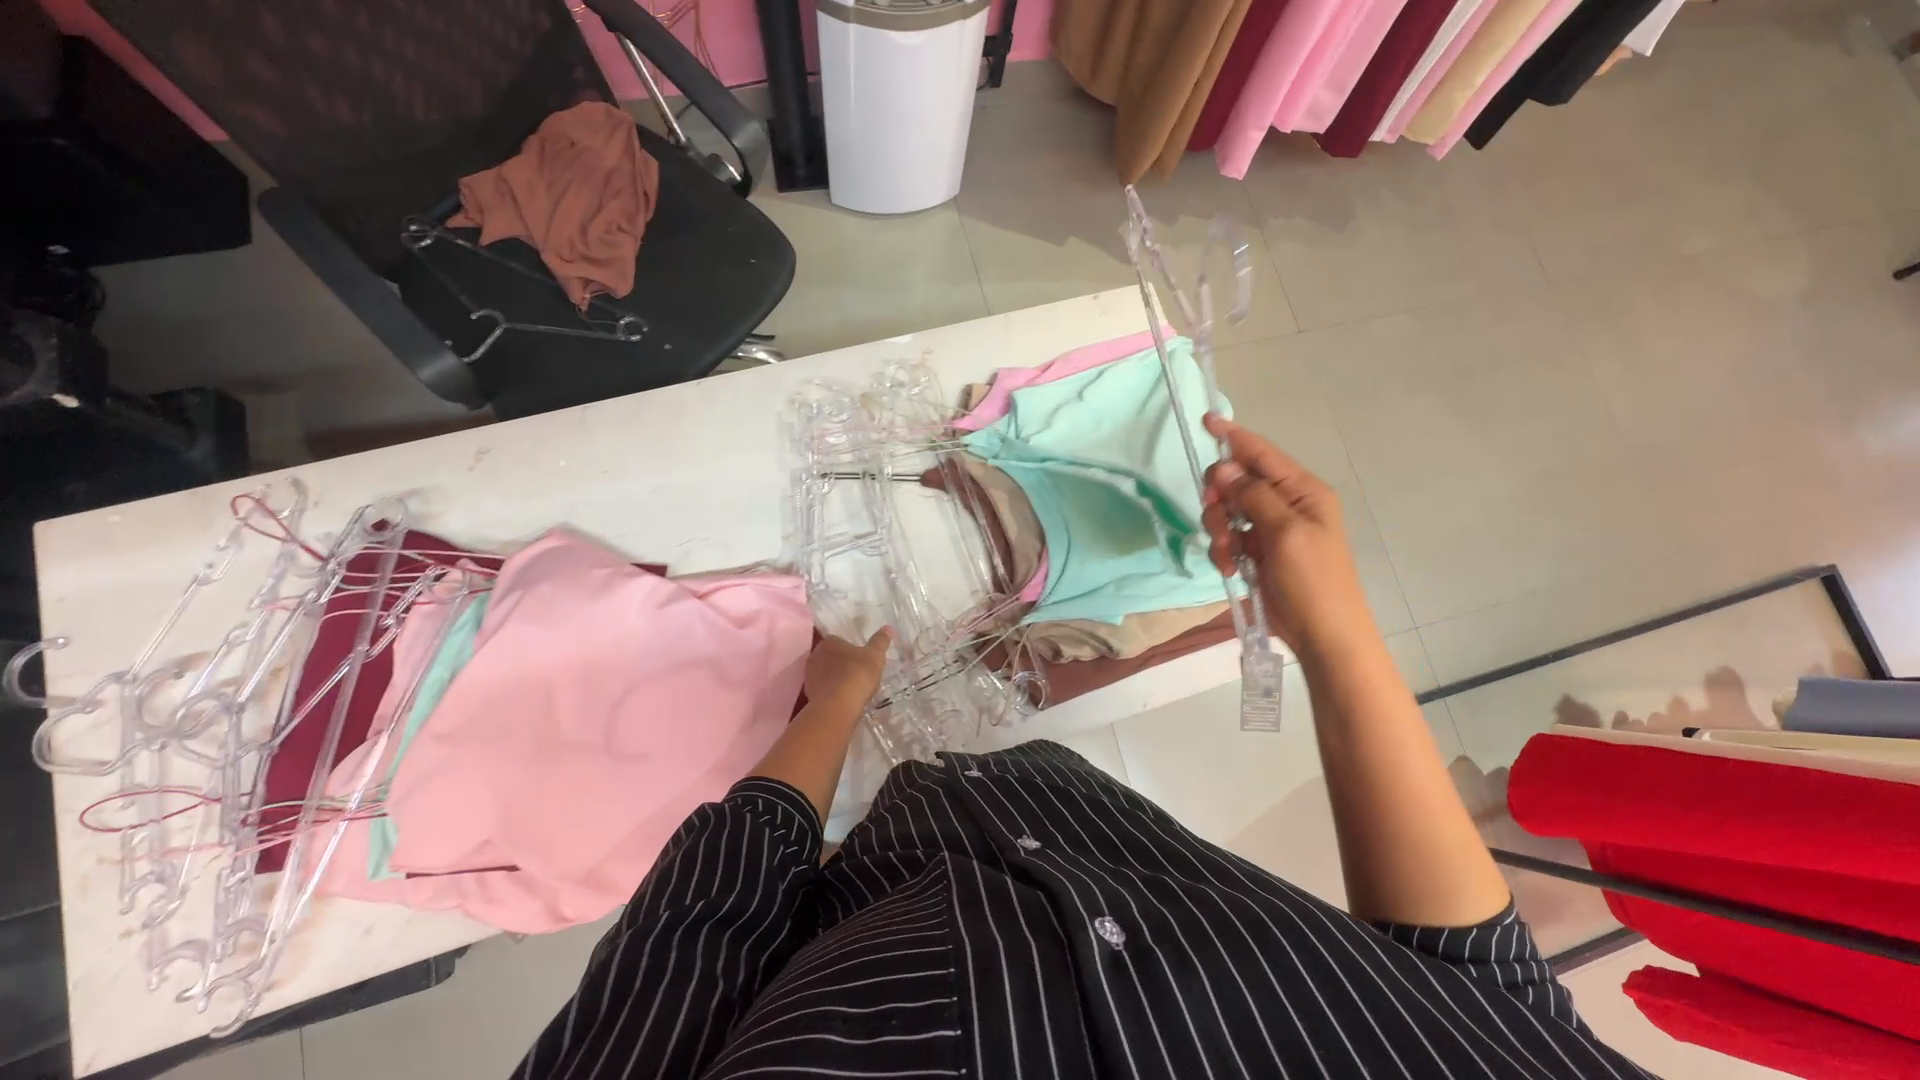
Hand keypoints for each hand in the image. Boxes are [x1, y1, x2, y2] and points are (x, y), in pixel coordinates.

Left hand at [804, 630, 891, 712]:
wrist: (839, 705)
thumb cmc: (857, 674)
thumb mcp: (875, 656)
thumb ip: (880, 641)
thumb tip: (888, 628)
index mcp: (828, 642)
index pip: (838, 641)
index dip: (849, 649)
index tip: (860, 658)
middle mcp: (815, 655)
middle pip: (830, 656)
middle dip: (841, 663)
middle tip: (857, 672)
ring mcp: (809, 675)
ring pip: (825, 673)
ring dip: (835, 678)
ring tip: (851, 688)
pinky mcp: (809, 693)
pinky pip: (823, 689)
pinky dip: (831, 692)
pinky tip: (843, 699)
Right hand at [1200, 414, 1375, 657]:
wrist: (1323, 634)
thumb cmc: (1312, 581)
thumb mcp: (1285, 533)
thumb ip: (1253, 497)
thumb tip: (1224, 469)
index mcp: (1303, 491)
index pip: (1262, 454)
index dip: (1233, 438)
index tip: (1205, 422)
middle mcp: (1287, 504)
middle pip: (1238, 482)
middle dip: (1220, 498)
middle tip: (1218, 519)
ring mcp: (1271, 530)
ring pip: (1227, 511)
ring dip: (1219, 529)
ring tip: (1227, 554)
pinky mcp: (1257, 553)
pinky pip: (1228, 538)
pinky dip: (1223, 550)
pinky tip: (1230, 568)